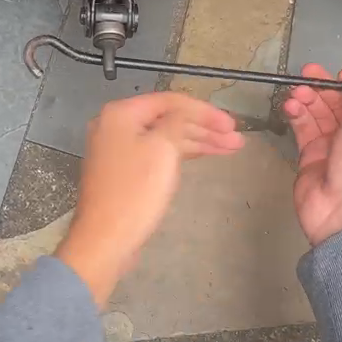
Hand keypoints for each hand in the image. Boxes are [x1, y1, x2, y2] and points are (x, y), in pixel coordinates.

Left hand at [57, 92, 244, 304]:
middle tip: (236, 137)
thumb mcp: (163, 148)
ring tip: (232, 147)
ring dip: (198, 141)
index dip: (204, 110)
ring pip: (166, 137)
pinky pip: (158, 154)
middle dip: (205, 127)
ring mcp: (119, 150)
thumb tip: (185, 112)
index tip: (231, 124)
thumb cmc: (135, 191)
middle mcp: (116, 126)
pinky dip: (182, 154)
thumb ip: (177, 122)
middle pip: (168, 119)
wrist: (105, 240)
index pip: (170, 101)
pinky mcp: (125, 172)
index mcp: (121, 113)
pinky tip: (205, 155)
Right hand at [282, 64, 341, 245]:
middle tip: (306, 73)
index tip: (341, 76)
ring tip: (296, 91)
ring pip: (320, 116)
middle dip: (325, 88)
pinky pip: (304, 130)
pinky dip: (297, 115)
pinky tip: (290, 106)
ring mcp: (334, 148)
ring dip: (308, 100)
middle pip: (341, 106)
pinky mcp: (311, 157)